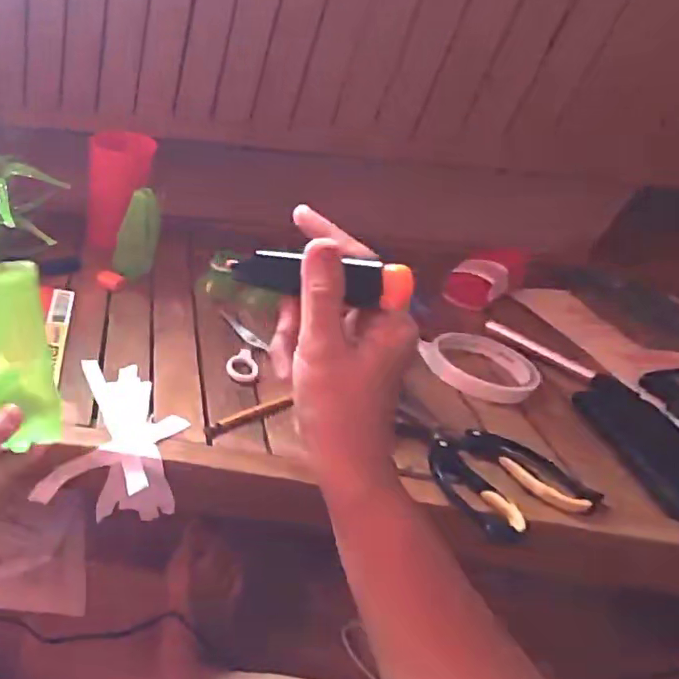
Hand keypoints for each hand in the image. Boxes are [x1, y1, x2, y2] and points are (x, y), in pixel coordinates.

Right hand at [268, 206, 416, 486]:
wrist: (340, 460)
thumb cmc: (336, 405)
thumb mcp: (320, 346)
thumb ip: (319, 293)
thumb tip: (319, 246)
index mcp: (389, 318)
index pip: (362, 263)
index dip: (331, 237)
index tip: (299, 218)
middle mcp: (379, 325)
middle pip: (329, 293)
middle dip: (299, 315)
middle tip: (289, 344)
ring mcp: (360, 343)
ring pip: (314, 316)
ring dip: (292, 337)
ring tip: (289, 367)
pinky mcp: (343, 357)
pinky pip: (311, 337)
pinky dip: (294, 350)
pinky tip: (290, 373)